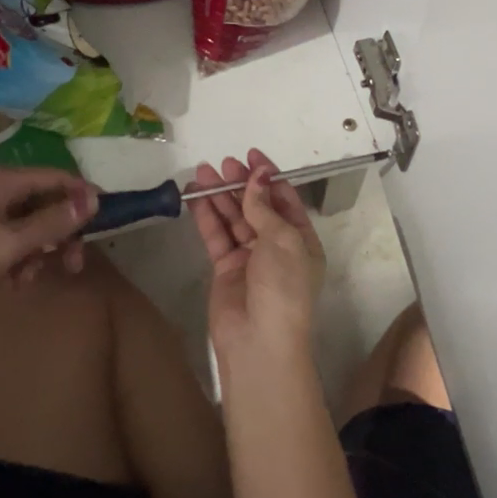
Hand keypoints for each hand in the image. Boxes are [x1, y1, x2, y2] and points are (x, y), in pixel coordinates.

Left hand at [0, 166, 96, 308]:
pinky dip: (14, 258)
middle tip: (73, 264)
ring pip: (24, 225)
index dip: (82, 198)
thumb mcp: (7, 244)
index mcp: (1, 181)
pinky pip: (4, 239)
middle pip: (42, 203)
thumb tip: (94, 199)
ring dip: (36, 251)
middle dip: (60, 233)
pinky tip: (10, 282)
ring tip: (28, 280)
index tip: (102, 225)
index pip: (57, 178)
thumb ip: (52, 223)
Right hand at [190, 149, 323, 356]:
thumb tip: (259, 175)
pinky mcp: (225, 268)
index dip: (268, 177)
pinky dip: (206, 216)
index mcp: (302, 240)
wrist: (259, 341)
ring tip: (203, 173)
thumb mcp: (282, 241)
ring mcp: (250, 258)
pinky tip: (195, 197)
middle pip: (257, 207)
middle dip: (241, 184)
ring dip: (220, 196)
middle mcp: (277, 246)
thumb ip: (265, 207)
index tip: (251, 155)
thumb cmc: (283, 287)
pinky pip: (216, 236)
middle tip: (223, 164)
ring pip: (234, 219)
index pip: (285, 200)